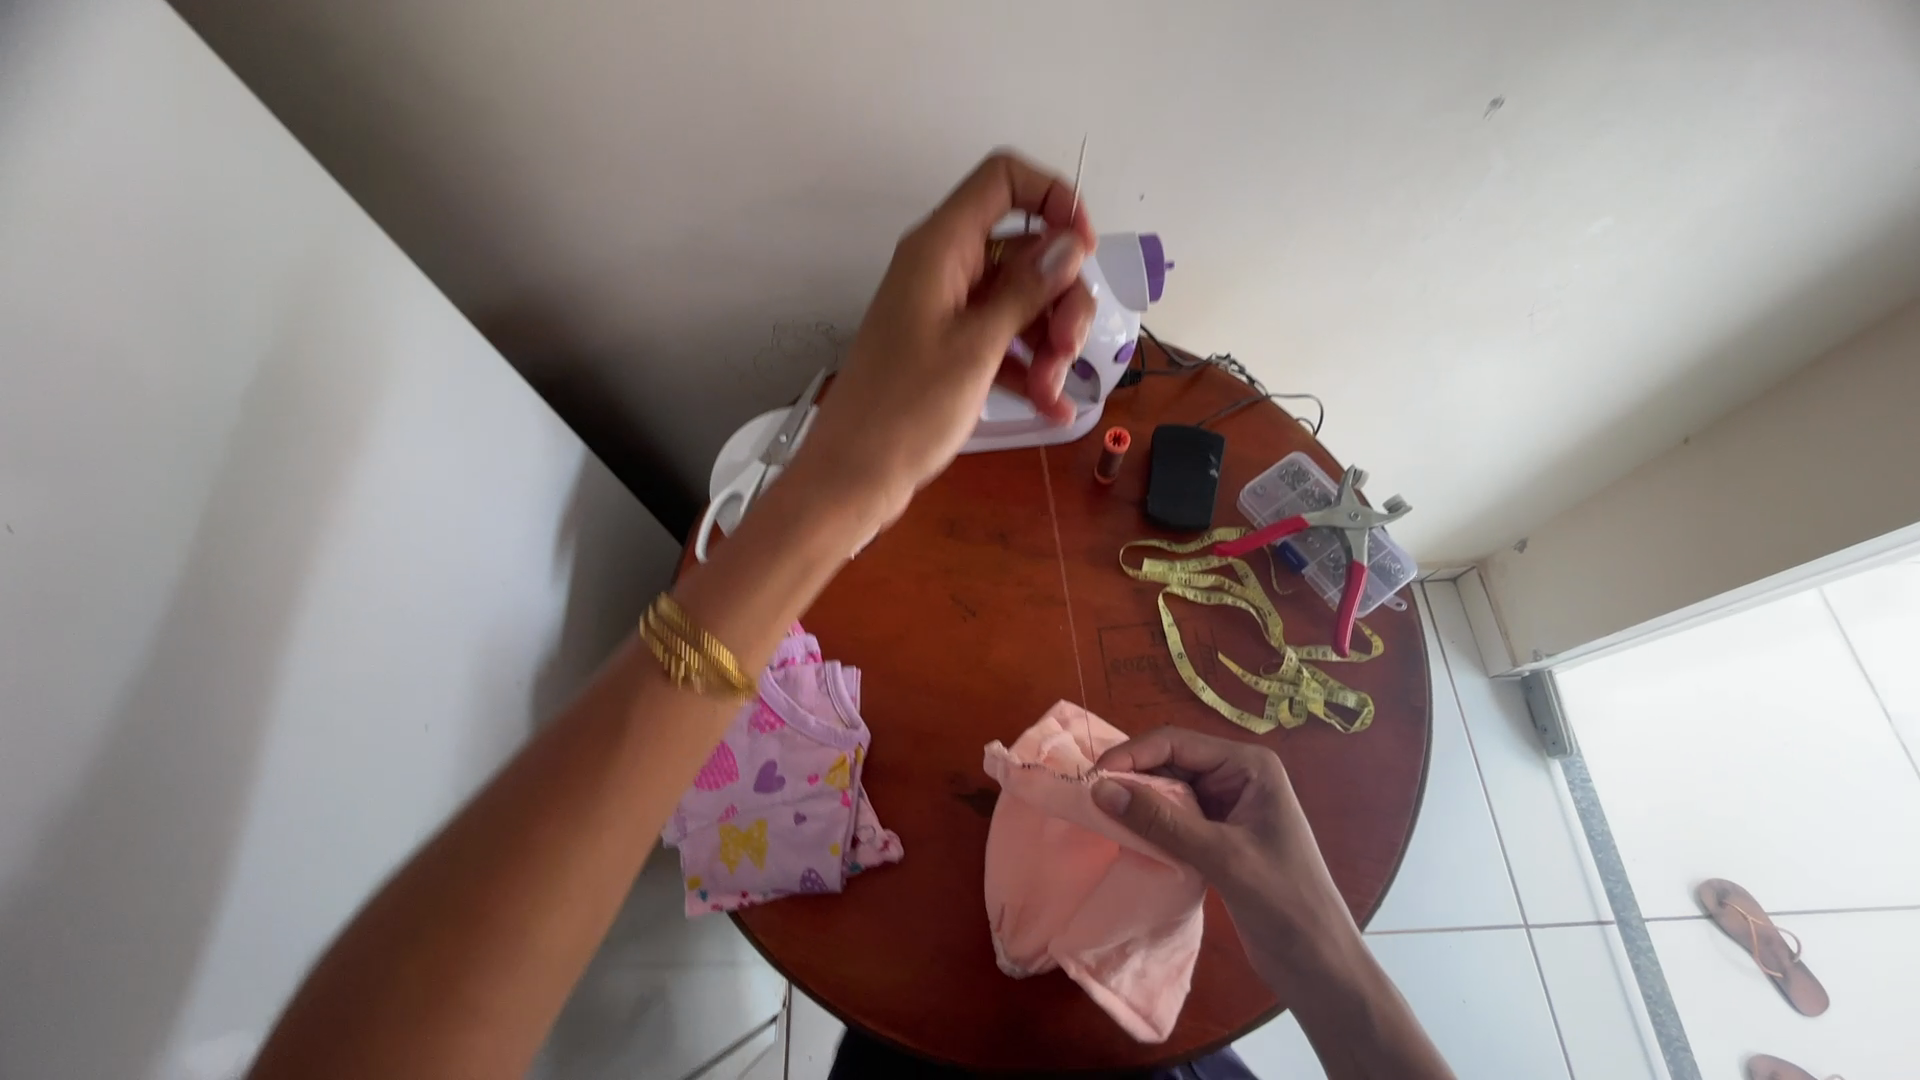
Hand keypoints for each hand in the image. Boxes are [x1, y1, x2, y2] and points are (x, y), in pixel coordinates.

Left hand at [782, 151, 1098, 526]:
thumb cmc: (906, 410)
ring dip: (1048, 342)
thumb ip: (1026, 290)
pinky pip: (1002, 341)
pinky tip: (1052, 407)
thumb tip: (1067, 243)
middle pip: (1024, 251)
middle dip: (1060, 297)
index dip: (1052, 199)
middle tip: (1069, 348)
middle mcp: (944, 269)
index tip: (1084, 249)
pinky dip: (1029, 368)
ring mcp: (947, 312)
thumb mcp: (976, 346)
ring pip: (1020, 301)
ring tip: (1053, 392)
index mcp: (941, 249)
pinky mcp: (949, 349)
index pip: (1003, 181)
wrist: (856, 473)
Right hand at [1092, 727, 1362, 994]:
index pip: (1177, 742)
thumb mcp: (1221, 857)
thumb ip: (1161, 822)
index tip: (1093, 777)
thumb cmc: (1285, 903)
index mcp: (1249, 765)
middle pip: (1170, 761)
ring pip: (1168, 788)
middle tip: (1090, 796)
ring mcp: (1228, 805)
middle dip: (1132, 775)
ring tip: (1101, 813)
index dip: (1132, 754)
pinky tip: (1128, 834)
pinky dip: (1150, 822)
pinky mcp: (1218, 834)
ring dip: (1138, 799)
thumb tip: (1100, 789)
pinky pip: (1173, 815)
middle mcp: (1237, 776)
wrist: (1321, 968)